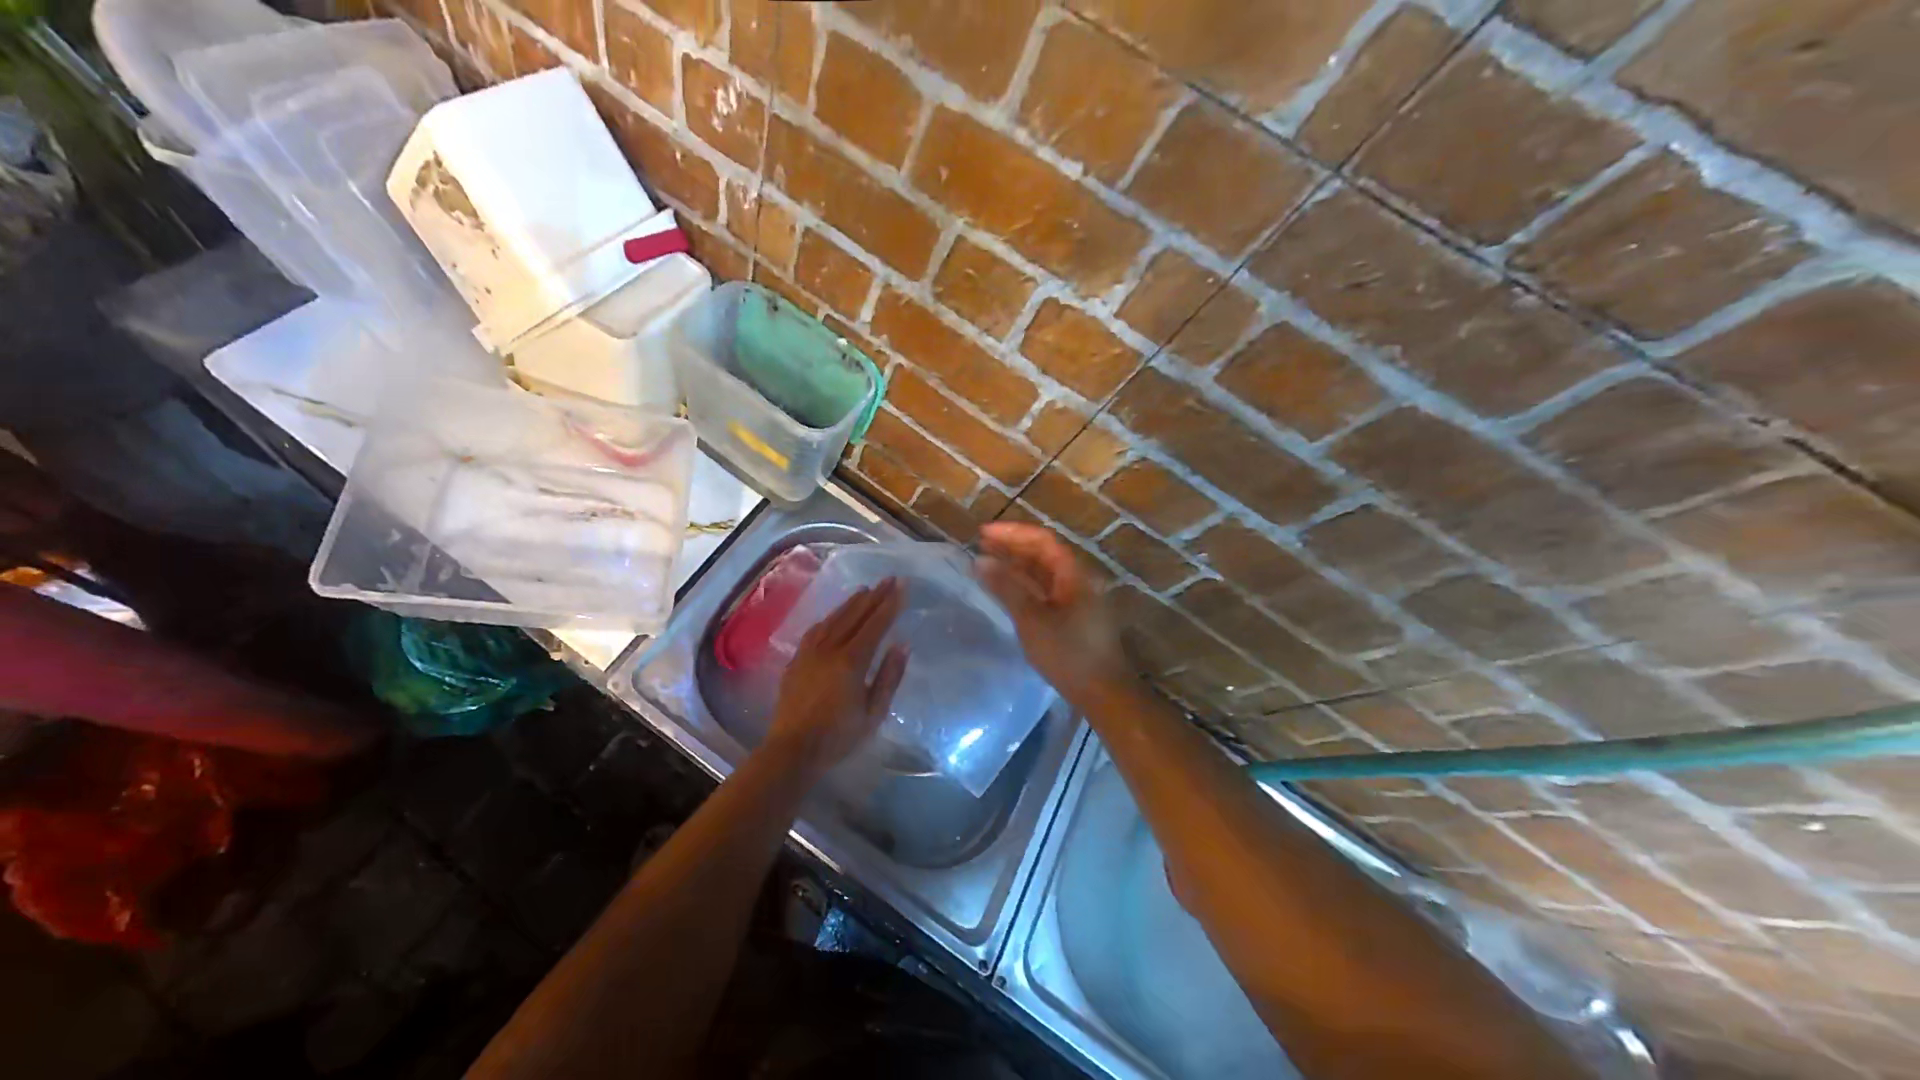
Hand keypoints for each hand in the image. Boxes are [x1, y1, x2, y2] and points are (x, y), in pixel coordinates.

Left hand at [764, 578, 908, 778]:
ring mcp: (810, 652)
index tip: (902, 586)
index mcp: (851, 661)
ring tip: (866, 590)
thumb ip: (889, 677)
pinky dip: (830, 617)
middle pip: (854, 615)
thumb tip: (901, 645)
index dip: (890, 604)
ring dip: (851, 603)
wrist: (793, 749)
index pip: (875, 624)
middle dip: (874, 596)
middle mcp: (829, 649)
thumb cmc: (838, 736)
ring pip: (833, 619)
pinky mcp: (797, 660)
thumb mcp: (874, 712)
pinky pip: (816, 630)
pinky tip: (835, 615)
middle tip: (888, 579)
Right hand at [976, 523, 1129, 702]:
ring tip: (986, 562)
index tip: (983, 533)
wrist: (1102, 693)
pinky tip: (1004, 589)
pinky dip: (1023, 585)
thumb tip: (980, 560)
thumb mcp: (1032, 619)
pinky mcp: (1071, 618)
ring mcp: (1075, 600)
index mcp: (1074, 574)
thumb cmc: (1068, 653)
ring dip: (1016, 565)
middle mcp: (1077, 581)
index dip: (1012, 533)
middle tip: (980, 545)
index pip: (1042, 540)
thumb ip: (1006, 587)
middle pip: (1043, 554)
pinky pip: (1044, 591)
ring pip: (1043, 573)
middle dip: (1012, 547)